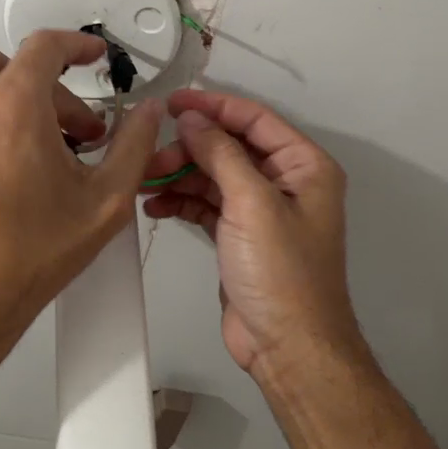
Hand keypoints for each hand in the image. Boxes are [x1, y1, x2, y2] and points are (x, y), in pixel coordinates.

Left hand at [0, 32, 162, 360]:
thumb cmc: (29, 253)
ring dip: (2, 77)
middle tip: (75, 132)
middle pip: (15, 61)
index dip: (77, 45)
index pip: (47, 47)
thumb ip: (134, 147)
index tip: (92, 55)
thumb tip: (149, 113)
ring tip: (27, 118)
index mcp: (14, 106)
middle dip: (52, 88)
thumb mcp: (104, 203)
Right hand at [141, 90, 355, 373]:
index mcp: (304, 166)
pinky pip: (206, 205)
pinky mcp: (239, 237)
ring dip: (179, 176)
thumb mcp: (252, 203)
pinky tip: (155, 206)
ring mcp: (261, 211)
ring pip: (213, 176)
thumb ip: (220, 153)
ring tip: (144, 183)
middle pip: (229, 148)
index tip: (170, 103)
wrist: (287, 344)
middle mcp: (285, 182)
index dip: (213, 106)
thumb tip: (191, 118)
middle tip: (150, 159)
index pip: (254, 120)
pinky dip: (181, 202)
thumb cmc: (281, 272)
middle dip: (189, 149)